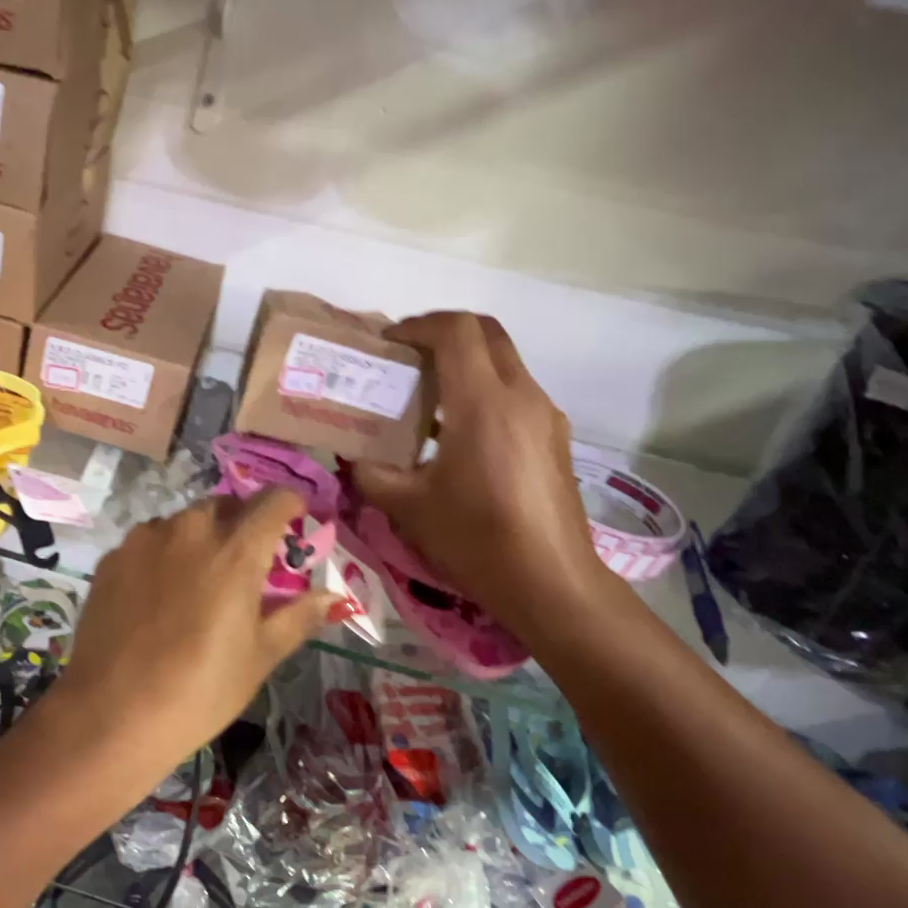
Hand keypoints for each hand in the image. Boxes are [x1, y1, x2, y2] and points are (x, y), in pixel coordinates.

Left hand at [54, 489, 337, 770]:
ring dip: (198, 541)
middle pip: (225, 507)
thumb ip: (297, 617)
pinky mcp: (110, 560)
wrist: (112, 712)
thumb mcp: (259, 657)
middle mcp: (188, 530)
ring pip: (181, 524)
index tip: (294, 525)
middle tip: (245, 566)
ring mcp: (142, 541)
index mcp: (235, 549)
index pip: (274, 500)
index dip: (290, 507)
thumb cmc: (199, 690)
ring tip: (197, 586)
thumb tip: (330, 596)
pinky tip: (157, 599)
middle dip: (241, 525)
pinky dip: (161, 558)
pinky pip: (147, 544)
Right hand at [353, 312, 612, 632]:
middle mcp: (521, 396)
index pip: (456, 331)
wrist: (549, 582)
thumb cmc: (474, 538)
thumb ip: (372, 472)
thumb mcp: (407, 506)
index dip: (418, 325)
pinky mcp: (554, 439)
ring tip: (424, 399)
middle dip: (443, 334)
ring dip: (464, 365)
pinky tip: (454, 436)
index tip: (388, 344)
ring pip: (504, 363)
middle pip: (486, 334)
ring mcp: (545, 416)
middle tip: (405, 359)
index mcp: (483, 403)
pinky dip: (482, 393)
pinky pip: (515, 394)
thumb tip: (353, 457)